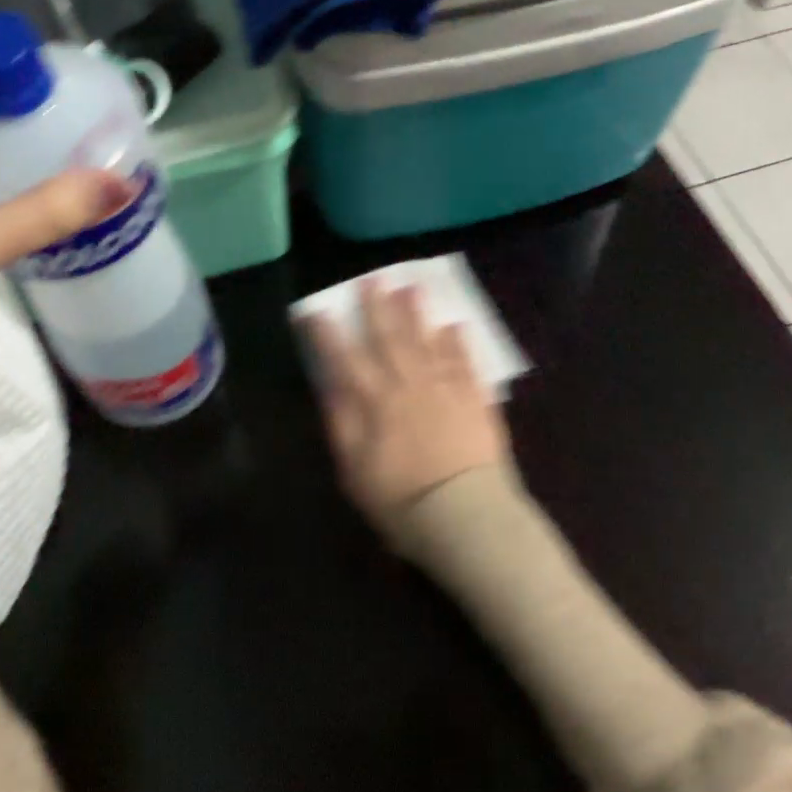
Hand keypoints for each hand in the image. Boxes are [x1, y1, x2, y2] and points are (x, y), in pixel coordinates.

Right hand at [304, 282, 510, 528]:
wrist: (463, 512)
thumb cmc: (399, 499)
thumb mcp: (353, 469)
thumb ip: (342, 423)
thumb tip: (330, 385)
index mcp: (373, 401)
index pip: (344, 358)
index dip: (328, 333)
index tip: (316, 309)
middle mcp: (407, 384)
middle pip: (389, 338)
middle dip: (377, 307)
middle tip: (372, 279)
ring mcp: (444, 387)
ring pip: (427, 340)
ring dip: (417, 313)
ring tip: (411, 286)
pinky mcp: (475, 398)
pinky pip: (464, 361)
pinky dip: (457, 341)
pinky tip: (453, 325)